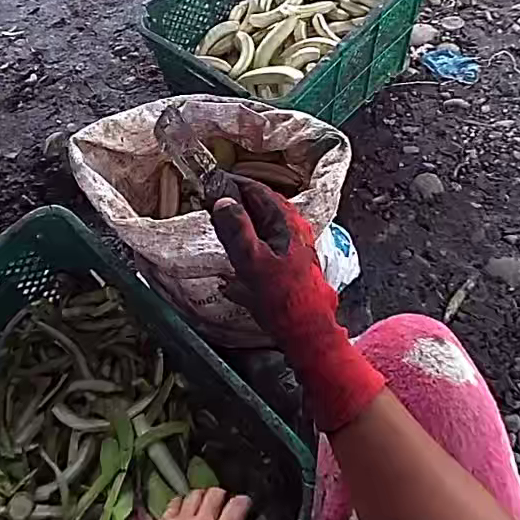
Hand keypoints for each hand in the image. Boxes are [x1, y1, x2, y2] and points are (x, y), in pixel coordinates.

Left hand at [117, 488, 251, 519]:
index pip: (236, 508)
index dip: (243, 502)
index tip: (245, 503)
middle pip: (213, 494)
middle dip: (222, 495)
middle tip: (225, 503)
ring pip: (192, 495)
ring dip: (201, 497)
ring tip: (204, 504)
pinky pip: (172, 504)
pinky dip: (180, 503)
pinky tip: (182, 511)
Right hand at [210, 176, 383, 431]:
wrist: (310, 337)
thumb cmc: (283, 298)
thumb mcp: (252, 261)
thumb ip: (236, 229)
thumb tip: (222, 200)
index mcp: (287, 222)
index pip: (256, 190)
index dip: (232, 184)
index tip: (210, 183)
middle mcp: (293, 231)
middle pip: (261, 207)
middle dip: (236, 203)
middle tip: (211, 204)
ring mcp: (293, 250)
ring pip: (263, 228)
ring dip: (241, 225)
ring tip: (219, 228)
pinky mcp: (290, 269)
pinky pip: (264, 249)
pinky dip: (247, 247)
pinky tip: (233, 265)